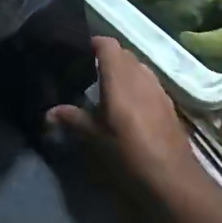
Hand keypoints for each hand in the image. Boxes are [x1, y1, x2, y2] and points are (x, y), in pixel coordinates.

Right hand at [46, 36, 206, 199]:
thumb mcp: (96, 138)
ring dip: (124, 72)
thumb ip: (73, 119)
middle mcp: (141, 76)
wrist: (173, 179)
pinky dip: (137, 86)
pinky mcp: (169, 103)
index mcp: (120, 78)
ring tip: (107, 89)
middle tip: (88, 73)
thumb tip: (48, 113)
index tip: (79, 53)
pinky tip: (130, 107)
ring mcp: (158, 88)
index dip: (93, 43)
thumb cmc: (129, 153)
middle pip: (123, 54)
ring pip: (138, 67)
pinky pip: (149, 83)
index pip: (108, 45)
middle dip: (107, 58)